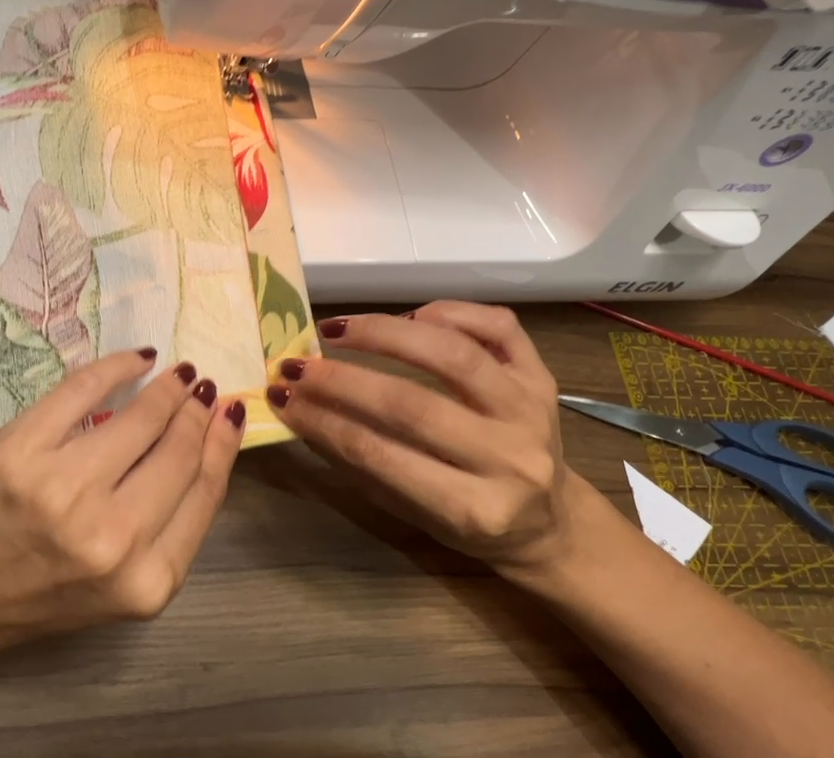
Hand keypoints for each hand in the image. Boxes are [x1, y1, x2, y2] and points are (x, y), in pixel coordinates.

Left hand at [0, 350, 244, 743]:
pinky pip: (84, 390)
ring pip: (140, 417)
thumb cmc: (41, 596)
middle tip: (200, 387)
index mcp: (147, 581)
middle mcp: (113, 536)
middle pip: (179, 449)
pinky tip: (137, 359)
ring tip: (174, 376)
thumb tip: (207, 444)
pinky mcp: (22, 451)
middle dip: (196, 410)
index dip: (223, 443)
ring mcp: (64, 489)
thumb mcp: (122, 588)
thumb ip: (168, 529)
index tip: (228, 412)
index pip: (205, 490)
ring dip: (166, 389)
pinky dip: (117, 365)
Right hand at [265, 302, 586, 577]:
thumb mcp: (411, 513)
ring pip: (454, 355)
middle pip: (413, 404)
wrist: (552, 523)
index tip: (281, 396)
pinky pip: (498, 326)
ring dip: (386, 332)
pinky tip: (410, 315)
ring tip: (339, 328)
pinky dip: (449, 311)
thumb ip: (360, 464)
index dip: (323, 422)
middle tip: (296, 363)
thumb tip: (300, 410)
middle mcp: (510, 460)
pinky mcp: (543, 377)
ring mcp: (532, 412)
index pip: (381, 455)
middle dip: (342, 379)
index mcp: (473, 509)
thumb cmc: (470, 524)